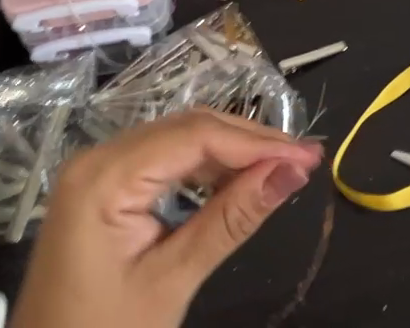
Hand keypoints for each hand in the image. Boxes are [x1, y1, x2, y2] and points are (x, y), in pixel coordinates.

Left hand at [9, 110, 323, 327]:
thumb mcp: (172, 280)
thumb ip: (232, 219)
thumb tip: (294, 172)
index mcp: (105, 176)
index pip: (196, 137)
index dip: (258, 142)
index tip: (310, 156)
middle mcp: (99, 157)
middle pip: (189, 129)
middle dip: (250, 141)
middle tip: (306, 159)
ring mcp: (99, 169)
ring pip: (181, 139)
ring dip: (233, 151)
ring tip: (284, 166)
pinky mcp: (105, 186)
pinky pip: (165, 159)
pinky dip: (207, 166)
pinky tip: (240, 178)